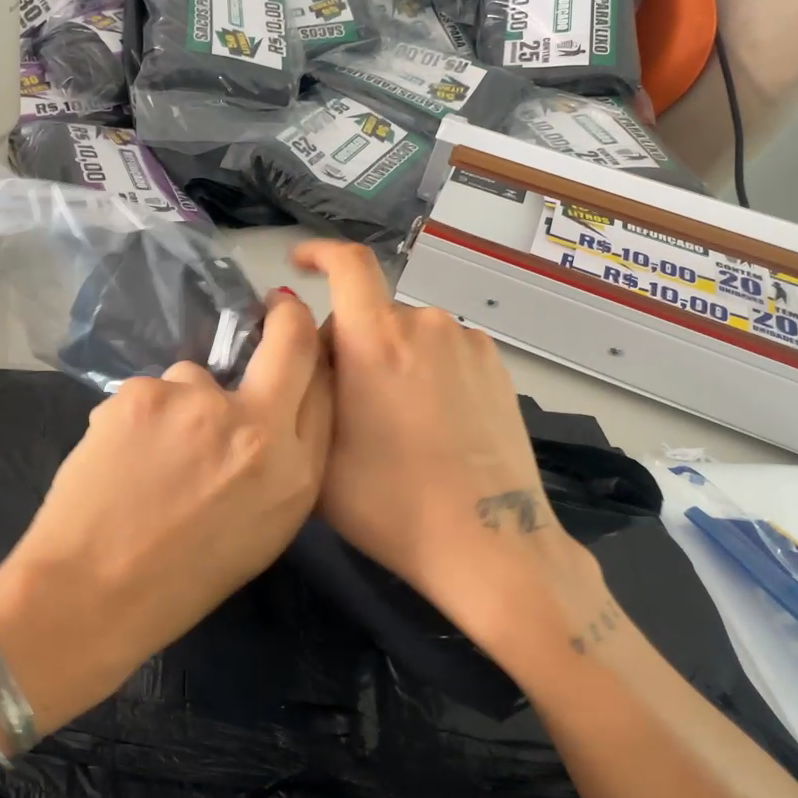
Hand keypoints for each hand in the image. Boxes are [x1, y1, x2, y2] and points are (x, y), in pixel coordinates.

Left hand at [0, 288, 332, 719]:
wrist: (92, 594)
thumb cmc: (178, 581)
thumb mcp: (259, 532)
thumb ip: (275, 465)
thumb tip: (266, 413)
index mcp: (297, 475)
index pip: (325, 389)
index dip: (312, 361)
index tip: (300, 342)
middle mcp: (259, 429)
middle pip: (289, 344)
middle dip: (285, 316)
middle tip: (275, 305)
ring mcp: (199, 404)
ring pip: (194, 374)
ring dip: (179, 402)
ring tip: (146, 457)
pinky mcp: (144, 393)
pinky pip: (149, 391)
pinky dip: (137, 416)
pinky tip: (118, 456)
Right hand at [292, 240, 602, 653]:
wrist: (491, 545)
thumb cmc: (389, 502)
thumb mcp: (318, 450)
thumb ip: (304, 388)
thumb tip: (309, 351)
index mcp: (375, 339)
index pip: (347, 264)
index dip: (319, 252)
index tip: (299, 263)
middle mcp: (424, 326)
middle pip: (370, 313)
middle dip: (348, 342)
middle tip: (340, 399)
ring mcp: (468, 345)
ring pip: (408, 335)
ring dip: (389, 359)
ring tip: (389, 420)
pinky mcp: (498, 369)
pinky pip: (444, 353)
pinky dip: (426, 372)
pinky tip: (430, 424)